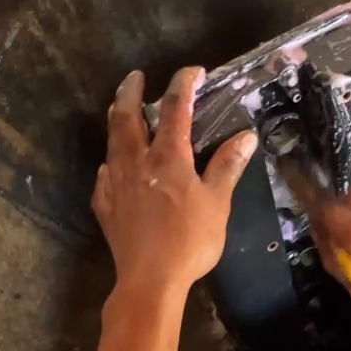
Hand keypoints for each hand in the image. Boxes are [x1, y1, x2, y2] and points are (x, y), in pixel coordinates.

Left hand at [93, 67, 256, 296]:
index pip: (175, 108)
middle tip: (135, 78)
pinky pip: (104, 177)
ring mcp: (116, 184)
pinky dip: (110, 164)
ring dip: (116, 121)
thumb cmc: (190, 241)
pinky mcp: (105, 207)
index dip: (184, 84)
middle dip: (131, 92)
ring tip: (119, 110)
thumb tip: (245, 136)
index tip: (194, 71)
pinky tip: (112, 167)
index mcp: (168, 157)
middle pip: (128, 117)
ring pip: (112, 143)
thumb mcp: (217, 203)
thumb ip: (227, 166)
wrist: (150, 279)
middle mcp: (137, 162)